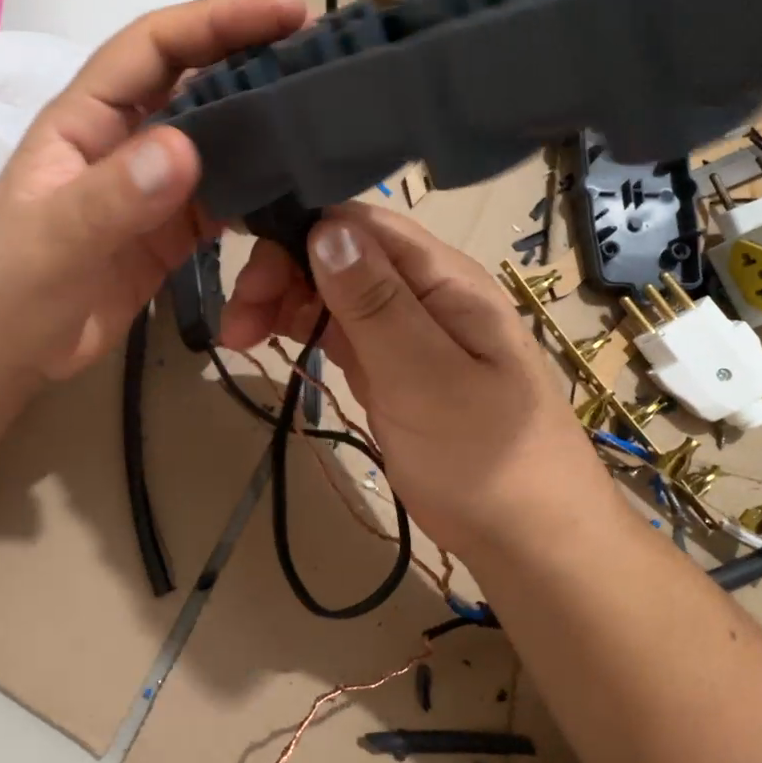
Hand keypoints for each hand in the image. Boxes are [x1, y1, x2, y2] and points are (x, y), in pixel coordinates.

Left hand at [0, 0, 308, 382]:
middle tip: (327, 60)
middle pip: (196, 82)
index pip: (154, 47)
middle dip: (255, 62)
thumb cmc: (7, 292)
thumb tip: (185, 149)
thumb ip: (112, 197)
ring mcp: (149, 187)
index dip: (218, 21)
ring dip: (265, 125)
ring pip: (216, 138)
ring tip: (327, 117)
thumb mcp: (53, 242)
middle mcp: (121, 140)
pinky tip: (298, 189)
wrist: (1, 358)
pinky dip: (260, 189)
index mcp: (84, 119)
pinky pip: (223, 197)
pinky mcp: (169, 230)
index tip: (288, 15)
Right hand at [220, 204, 613, 550]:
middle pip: (335, 253)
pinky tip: (271, 343)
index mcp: (440, 278)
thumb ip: (375, 304)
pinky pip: (337, 328)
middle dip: (279, 275)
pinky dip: (299, 329)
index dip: (295, 236)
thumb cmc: (483, 459)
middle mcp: (421, 290)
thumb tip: (324, 228)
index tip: (249, 280)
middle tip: (235, 327)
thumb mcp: (426, 378)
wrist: (526, 537)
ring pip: (329, 290)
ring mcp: (404, 328)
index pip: (356, 224)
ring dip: (280, 302)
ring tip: (239, 339)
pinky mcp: (389, 365)